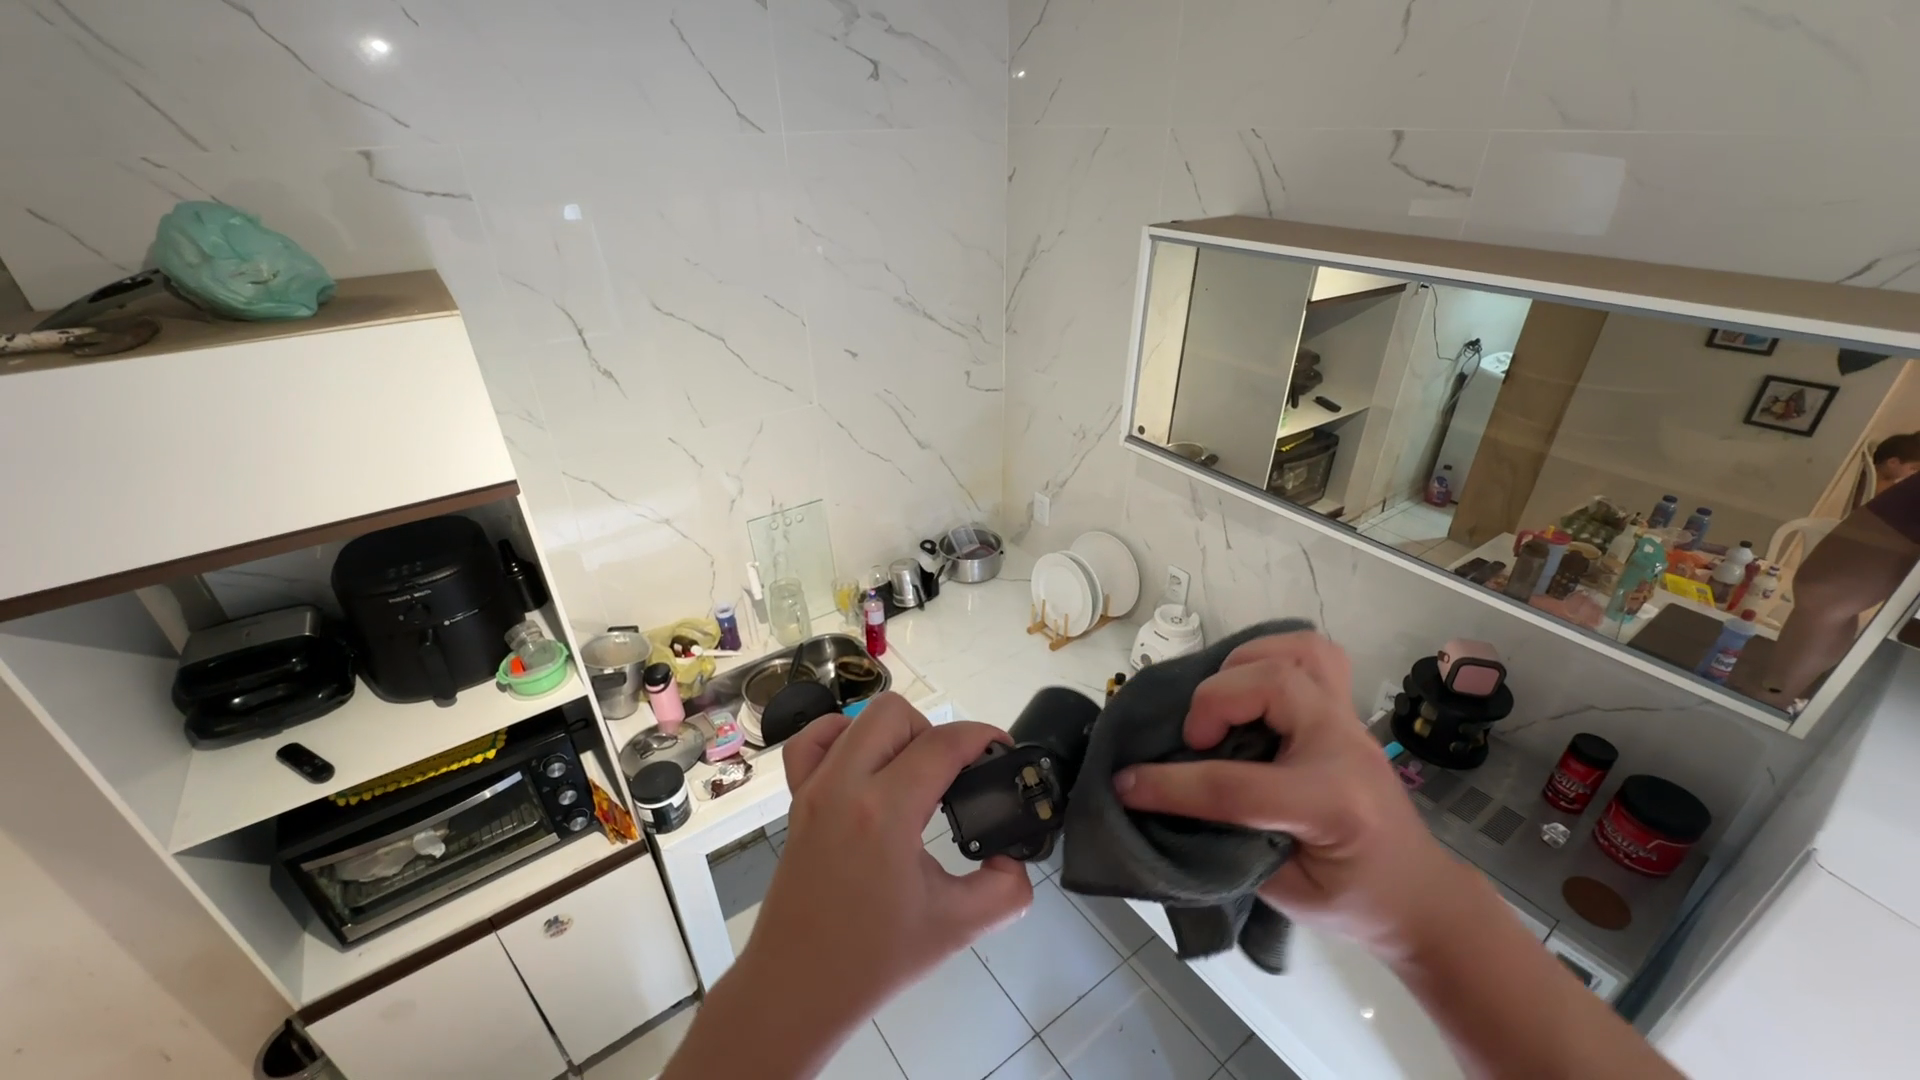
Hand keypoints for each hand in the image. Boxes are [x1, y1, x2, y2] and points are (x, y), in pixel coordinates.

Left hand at [741, 694, 1034, 1018]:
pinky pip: (812, 741)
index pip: (942, 743)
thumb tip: (1014, 858)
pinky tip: (865, 766)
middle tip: (954, 774)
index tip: (1002, 751)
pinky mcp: (795, 800)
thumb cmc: (875, 959)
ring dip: (894, 732)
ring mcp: (812, 789)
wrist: (796, 988)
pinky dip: (843, 737)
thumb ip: (1007, 889)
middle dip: (935, 732)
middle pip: (896, 713)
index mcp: (885, 812)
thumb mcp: (958, 927)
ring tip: (912, 774)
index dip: (982, 736)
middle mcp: (843, 786)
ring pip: (856, 718)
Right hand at [1113, 632, 1460, 960]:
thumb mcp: (1281, 891)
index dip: (1169, 785)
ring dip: (1243, 665)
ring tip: (1219, 702)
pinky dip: (1270, 655)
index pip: (1237, 785)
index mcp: (1333, 805)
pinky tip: (1245, 685)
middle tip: (1195, 741)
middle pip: (1273, 686)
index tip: (1125, 785)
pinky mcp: (1345, 710)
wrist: (1420, 895)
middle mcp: (1346, 748)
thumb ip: (1222, 843)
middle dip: (1213, 702)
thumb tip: (1159, 802)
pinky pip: (1312, 654)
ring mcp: (1351, 721)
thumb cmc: (1353, 901)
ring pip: (1298, 652)